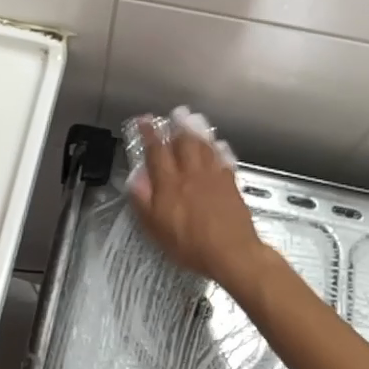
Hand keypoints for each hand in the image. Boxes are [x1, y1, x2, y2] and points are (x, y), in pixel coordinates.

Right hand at [129, 118, 266, 283]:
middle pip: (184, 142)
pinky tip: (218, 146)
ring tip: (193, 122)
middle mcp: (192, 174)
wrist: (232, 253)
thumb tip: (135, 179)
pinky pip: (224, 159)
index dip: (149, 133)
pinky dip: (219, 149)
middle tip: (174, 116)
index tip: (145, 121)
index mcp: (169, 183)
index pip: (157, 151)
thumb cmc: (190, 244)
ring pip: (205, 146)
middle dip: (177, 127)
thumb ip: (143, 201)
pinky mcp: (232, 184)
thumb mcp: (155, 228)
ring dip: (197, 133)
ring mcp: (214, 177)